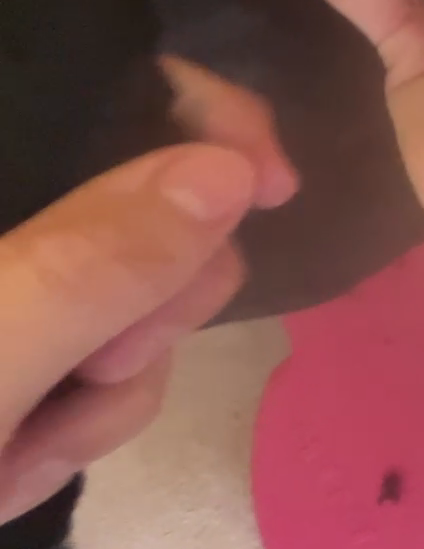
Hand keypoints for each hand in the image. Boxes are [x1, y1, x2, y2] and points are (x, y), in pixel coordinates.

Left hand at [0, 61, 294, 523]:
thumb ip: (89, 268)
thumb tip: (232, 172)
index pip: (89, 91)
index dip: (200, 120)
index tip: (272, 187)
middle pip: (145, 201)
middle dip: (163, 294)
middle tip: (118, 363)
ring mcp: (0, 280)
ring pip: (144, 283)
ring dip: (124, 376)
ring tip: (40, 445)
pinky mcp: (11, 337)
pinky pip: (118, 342)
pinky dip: (92, 410)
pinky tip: (27, 457)